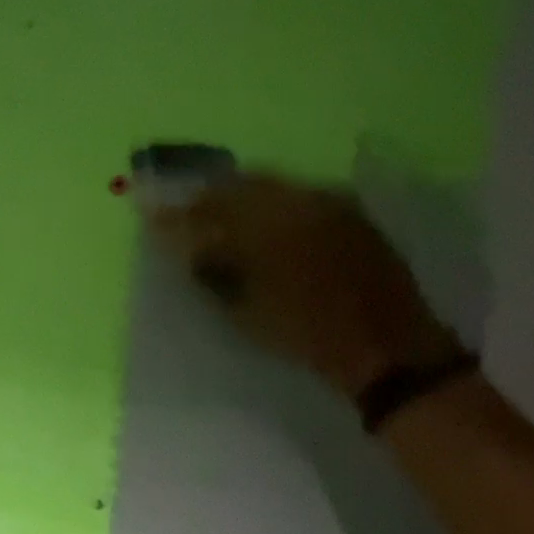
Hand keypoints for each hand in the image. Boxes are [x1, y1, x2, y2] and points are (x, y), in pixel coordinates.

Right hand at [146, 171, 463, 395]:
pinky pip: (296, 196)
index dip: (177, 212)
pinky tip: (257, 222)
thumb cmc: (309, 336)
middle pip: (241, 186)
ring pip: (271, 187)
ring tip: (213, 215)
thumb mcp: (247, 312)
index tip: (148, 213)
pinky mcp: (348, 214)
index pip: (211, 206)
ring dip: (237, 197)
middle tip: (178, 210)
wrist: (386, 347)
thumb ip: (213, 272)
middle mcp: (300, 199)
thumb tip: (186, 247)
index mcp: (270, 222)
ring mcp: (328, 203)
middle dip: (206, 197)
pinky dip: (269, 204)